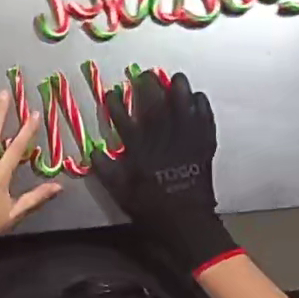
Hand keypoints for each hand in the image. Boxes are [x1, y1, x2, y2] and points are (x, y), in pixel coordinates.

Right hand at [93, 71, 237, 273]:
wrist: (185, 222)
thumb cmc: (150, 208)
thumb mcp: (119, 192)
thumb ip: (106, 169)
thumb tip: (94, 151)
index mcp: (139, 150)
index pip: (124, 118)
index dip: (116, 103)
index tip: (111, 93)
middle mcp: (162, 140)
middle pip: (155, 105)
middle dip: (148, 87)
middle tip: (143, 75)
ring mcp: (186, 141)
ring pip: (183, 107)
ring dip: (179, 90)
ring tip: (175, 78)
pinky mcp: (203, 146)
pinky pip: (204, 120)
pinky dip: (201, 107)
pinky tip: (197, 98)